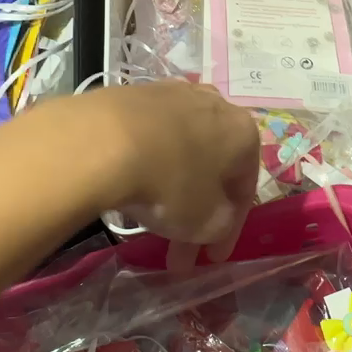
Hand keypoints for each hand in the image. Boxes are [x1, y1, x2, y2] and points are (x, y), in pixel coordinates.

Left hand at [75, 81, 260, 266]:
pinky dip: (150, 164)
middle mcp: (215, 104)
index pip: (245, 188)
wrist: (106, 139)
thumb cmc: (170, 182)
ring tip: (151, 222)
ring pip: (183, 150)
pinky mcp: (139, 93)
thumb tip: (214, 219)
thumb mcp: (206, 222)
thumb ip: (222, 224)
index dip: (231, 229)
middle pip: (212, 167)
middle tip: (178, 253)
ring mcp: (176, 94)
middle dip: (198, 212)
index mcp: (243, 131)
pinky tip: (132, 188)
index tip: (212, 258)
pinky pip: (154, 136)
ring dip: (173, 188)